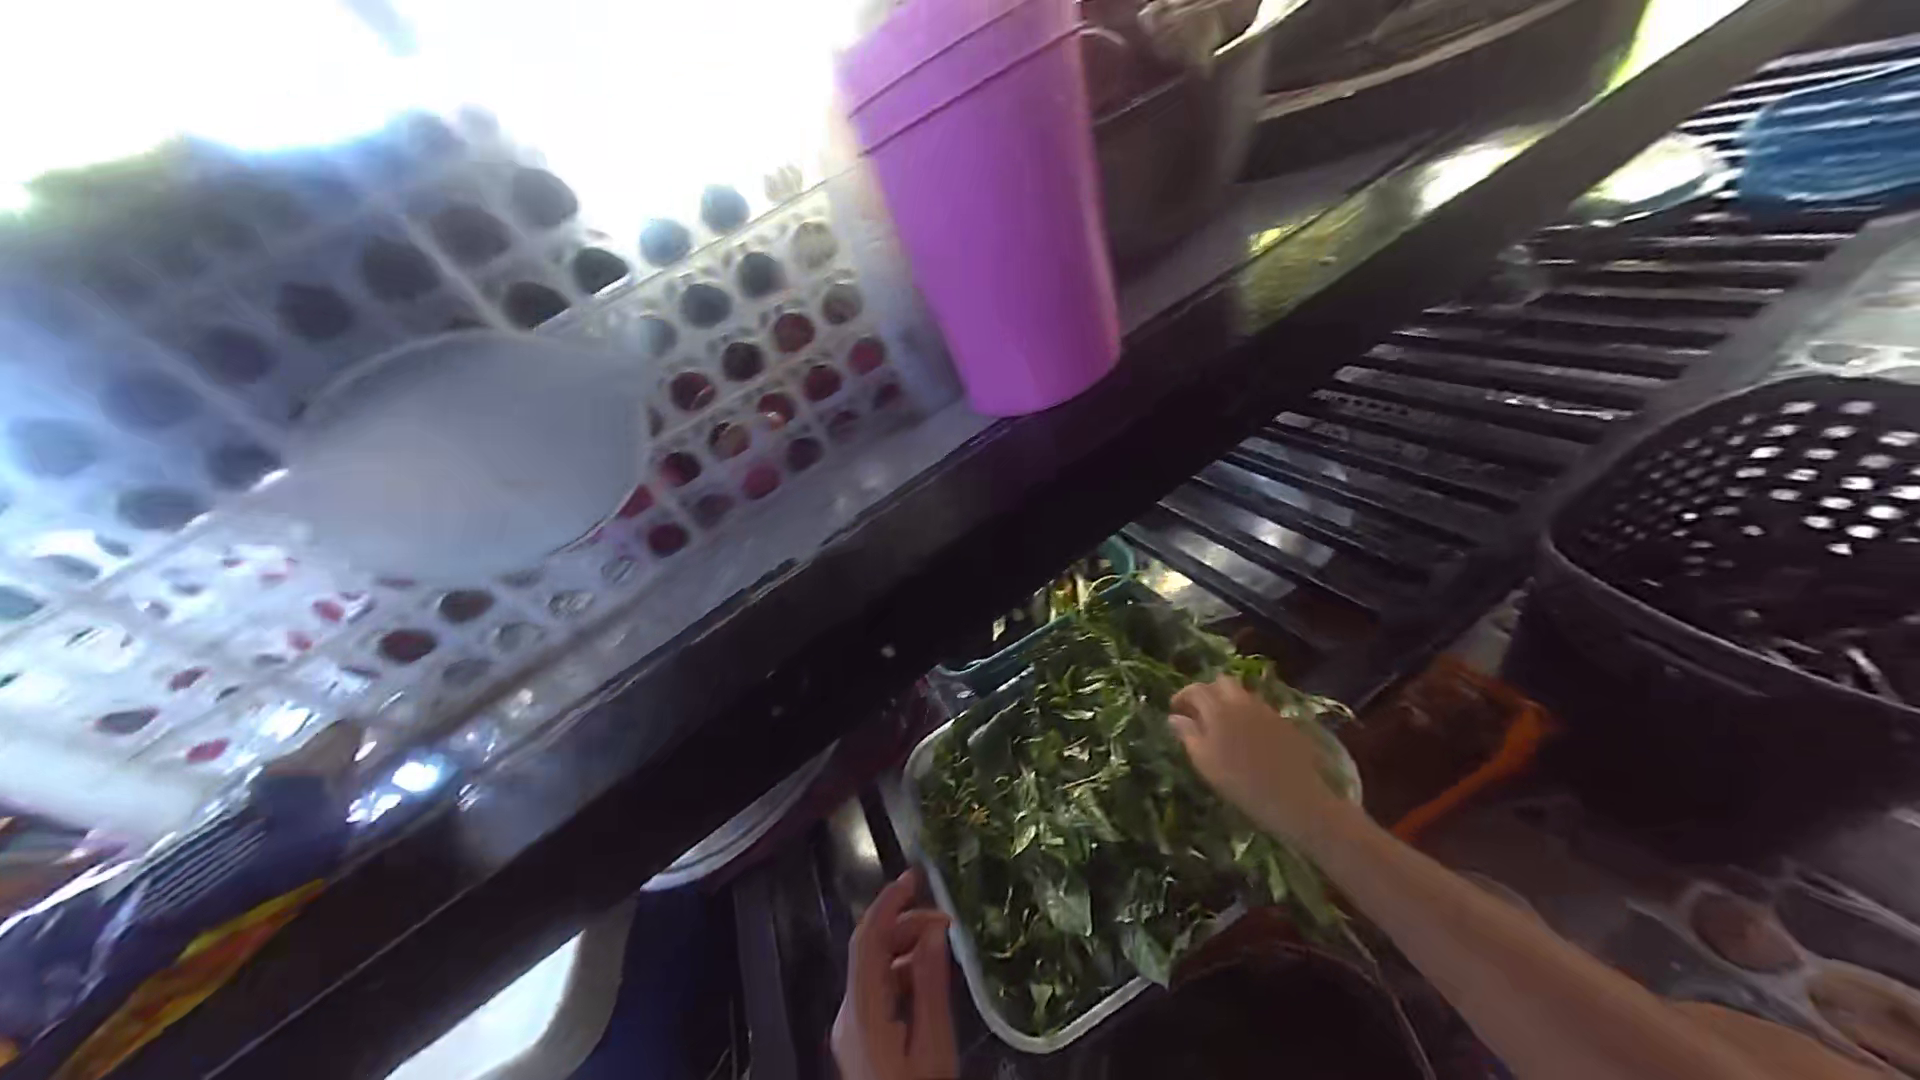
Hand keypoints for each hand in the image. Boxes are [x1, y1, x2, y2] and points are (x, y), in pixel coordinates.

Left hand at [832, 868, 958, 1079]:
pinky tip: (930, 977)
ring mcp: (852, 1027)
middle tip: (944, 919)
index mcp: (862, 1013)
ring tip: (942, 946)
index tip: (916, 878)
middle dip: (904, 923)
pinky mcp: (860, 1039)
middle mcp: (848, 1014)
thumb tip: (935, 929)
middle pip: (869, 950)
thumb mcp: (935, 1047)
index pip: (866, 940)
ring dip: (905, 948)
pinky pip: (878, 989)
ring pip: (874, 968)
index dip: (888, 903)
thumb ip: (933, 984)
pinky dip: (902, 972)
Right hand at [1169, 675, 1346, 843]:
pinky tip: (1248, 735)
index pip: (1196, 689)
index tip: (1175, 709)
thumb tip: (1174, 717)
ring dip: (1229, 701)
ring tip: (1223, 723)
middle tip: (1200, 711)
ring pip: (1243, 694)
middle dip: (1208, 691)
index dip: (1182, 696)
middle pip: (1222, 682)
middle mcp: (1241, 702)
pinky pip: (1260, 708)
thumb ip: (1188, 734)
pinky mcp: (1284, 723)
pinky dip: (1248, 713)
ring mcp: (1266, 710)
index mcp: (1217, 708)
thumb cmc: (1239, 781)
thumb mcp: (1204, 760)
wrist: (1292, 797)